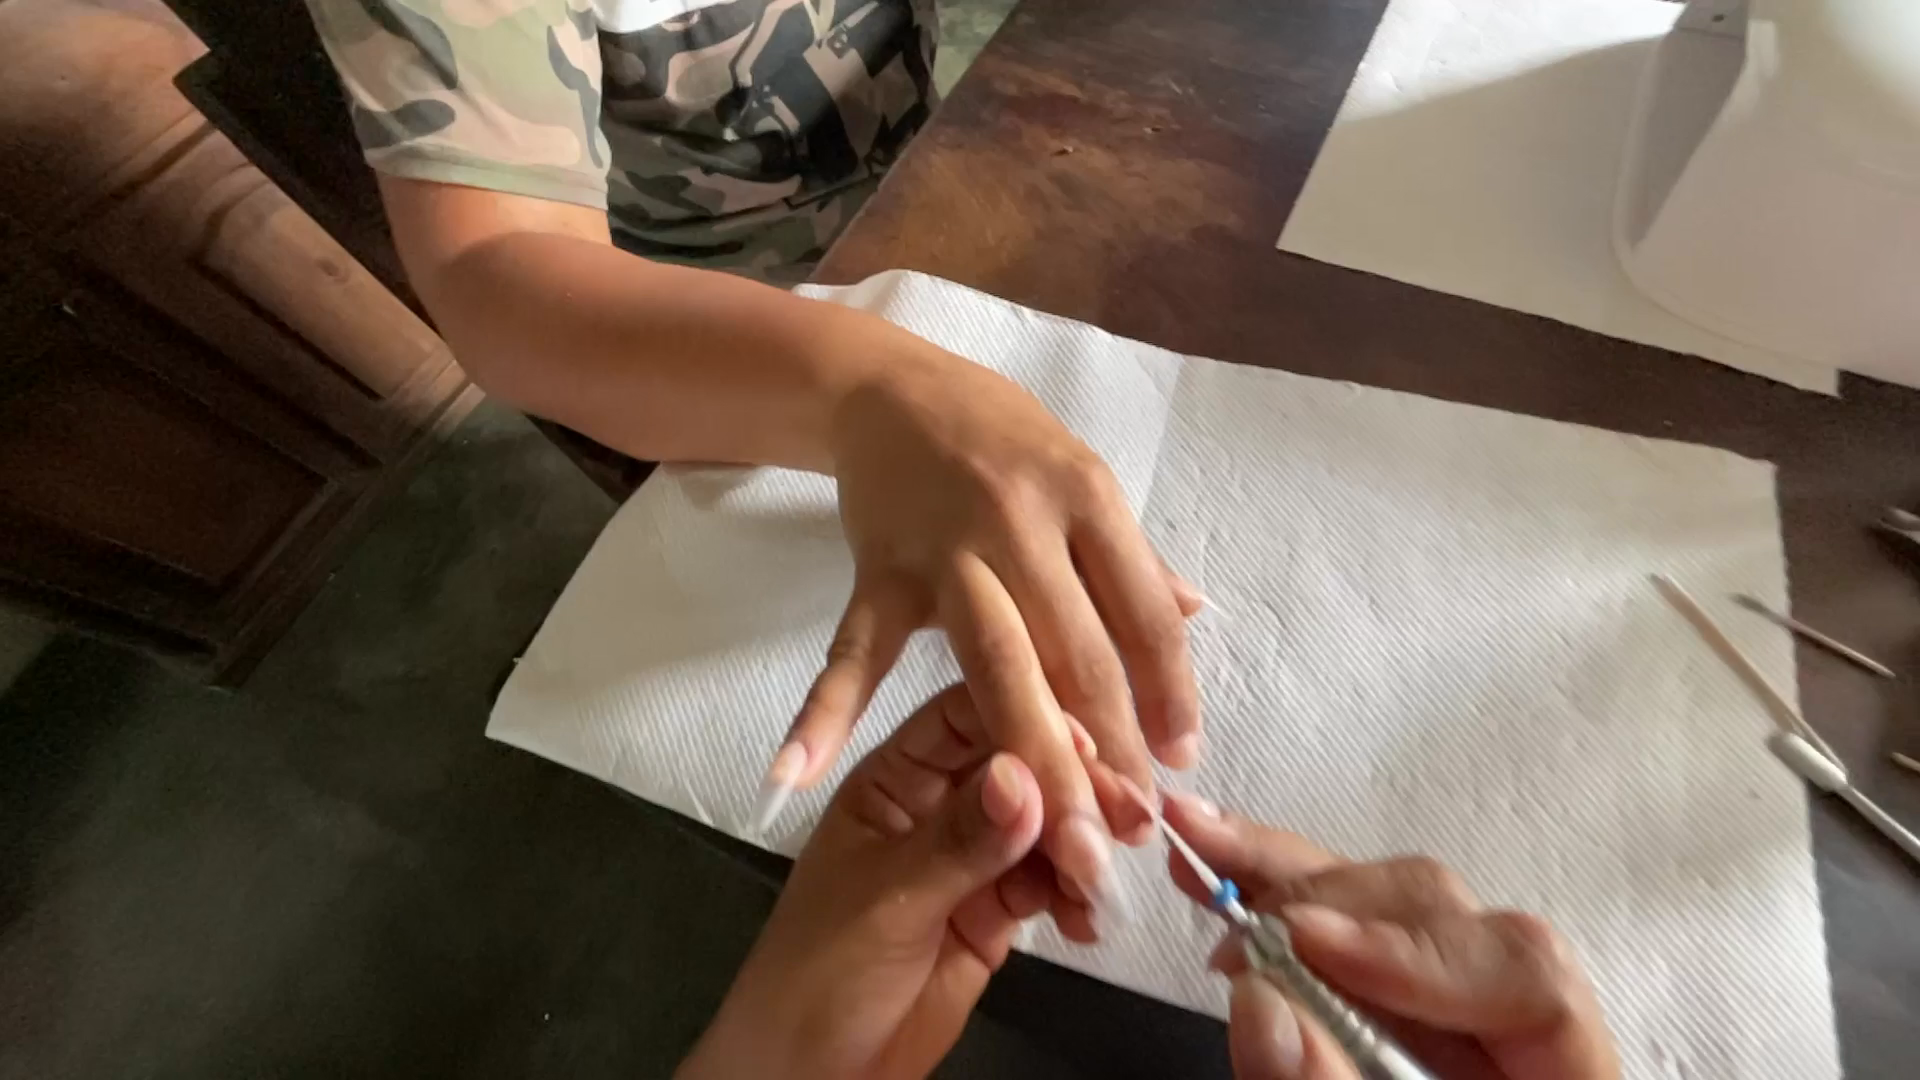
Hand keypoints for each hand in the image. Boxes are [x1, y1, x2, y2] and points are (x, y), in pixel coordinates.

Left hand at [685, 686, 1086, 1079]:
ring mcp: (972, 854)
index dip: (1021, 719)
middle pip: (1017, 768)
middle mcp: (940, 802)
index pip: (964, 719)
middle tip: (1125, 818)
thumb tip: (1024, 775)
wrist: (816, 1076)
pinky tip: (1087, 917)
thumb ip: (960, 840)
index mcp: (897, 777)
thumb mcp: (888, 898)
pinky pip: (1048, 881)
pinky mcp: (997, 906)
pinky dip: (1075, 893)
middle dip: (1070, 790)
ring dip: (1081, 845)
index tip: (1083, 745)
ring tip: (1102, 881)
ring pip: (1042, 824)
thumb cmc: (822, 972)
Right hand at [759, 329, 1202, 920]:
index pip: (1143, 612)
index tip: (1179, 761)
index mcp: (1086, 496)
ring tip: (1055, 841)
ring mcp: (945, 551)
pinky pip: (856, 650)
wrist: (891, 389)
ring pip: (993, 667)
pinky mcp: (879, 572)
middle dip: (1107, 754)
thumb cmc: (1000, 432)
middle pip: (1075, 655)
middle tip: (1126, 837)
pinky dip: (825, 710)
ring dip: (1028, 757)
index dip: (1169, 692)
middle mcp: (1023, 524)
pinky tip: (795, 775)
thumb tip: (1191, 612)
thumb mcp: (1078, 471)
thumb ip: (1131, 550)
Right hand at [1160, 795, 1618, 1079]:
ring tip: (1196, 843)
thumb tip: (1263, 1005)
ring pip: (1373, 901)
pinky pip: (1328, 926)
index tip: (1301, 941)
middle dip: (1321, 904)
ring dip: (1275, 872)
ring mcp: (1442, 1014)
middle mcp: (1508, 1039)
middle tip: (1232, 923)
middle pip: (1440, 916)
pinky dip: (1263, 893)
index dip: (1411, 947)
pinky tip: (1208, 869)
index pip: (1527, 979)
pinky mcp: (1383, 1006)